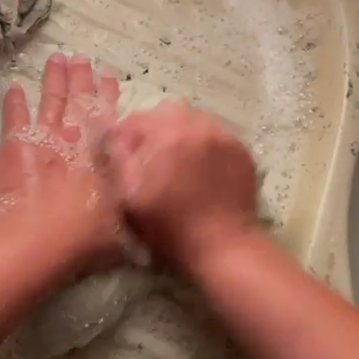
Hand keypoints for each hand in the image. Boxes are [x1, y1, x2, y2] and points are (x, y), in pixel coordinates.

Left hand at [0, 52, 122, 275]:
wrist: (33, 243)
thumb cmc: (82, 239)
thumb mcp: (121, 230)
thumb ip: (131, 215)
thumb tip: (145, 212)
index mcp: (103, 155)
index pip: (108, 117)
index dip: (108, 95)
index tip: (109, 75)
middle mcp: (76, 140)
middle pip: (80, 101)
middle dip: (82, 79)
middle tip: (82, 58)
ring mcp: (44, 138)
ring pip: (50, 100)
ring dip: (54, 79)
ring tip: (56, 58)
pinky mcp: (15, 146)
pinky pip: (13, 117)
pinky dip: (13, 102)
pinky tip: (13, 87)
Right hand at [101, 100, 260, 267]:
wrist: (222, 245)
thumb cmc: (169, 225)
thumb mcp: (129, 195)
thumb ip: (118, 157)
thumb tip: (116, 137)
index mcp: (168, 132)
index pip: (137, 118)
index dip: (125, 136)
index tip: (122, 154)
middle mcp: (199, 125)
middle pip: (168, 113)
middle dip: (154, 130)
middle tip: (151, 157)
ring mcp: (224, 136)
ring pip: (194, 121)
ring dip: (180, 135)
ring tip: (177, 162)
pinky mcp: (241, 151)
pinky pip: (215, 136)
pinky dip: (204, 145)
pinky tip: (201, 169)